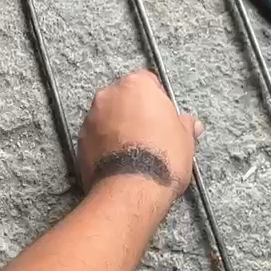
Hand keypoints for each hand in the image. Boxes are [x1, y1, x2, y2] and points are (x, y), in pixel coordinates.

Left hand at [76, 70, 200, 200]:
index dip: (158, 98)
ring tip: (134, 150)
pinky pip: (96, 136)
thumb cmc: (161, 158)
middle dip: (135, 111)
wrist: (131, 189)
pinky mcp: (80, 140)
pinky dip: (105, 144)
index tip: (164, 114)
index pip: (148, 81)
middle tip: (150, 133)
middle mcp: (109, 95)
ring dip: (118, 127)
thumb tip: (191, 124)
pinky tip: (120, 160)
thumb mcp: (185, 139)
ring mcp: (91, 117)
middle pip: (124, 97)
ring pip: (107, 116)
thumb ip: (185, 125)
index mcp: (136, 85)